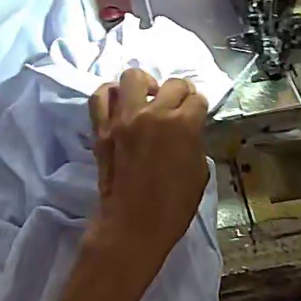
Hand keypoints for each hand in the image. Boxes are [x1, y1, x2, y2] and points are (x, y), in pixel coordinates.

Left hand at [84, 68, 209, 291]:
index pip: (196, 99)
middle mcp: (152, 113)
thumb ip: (194, 141)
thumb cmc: (174, 205)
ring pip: (132, 77)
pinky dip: (110, 94)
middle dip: (179, 92)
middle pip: (171, 84)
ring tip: (147, 98)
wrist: (134, 224)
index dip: (199, 106)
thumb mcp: (199, 171)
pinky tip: (119, 102)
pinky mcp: (101, 127)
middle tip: (176, 105)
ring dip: (144, 84)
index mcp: (182, 124)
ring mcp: (123, 118)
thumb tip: (188, 129)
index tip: (196, 113)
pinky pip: (100, 97)